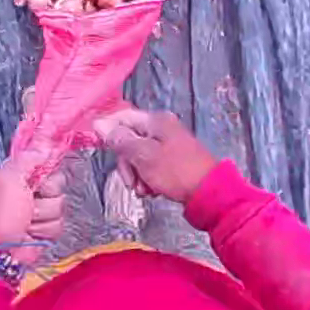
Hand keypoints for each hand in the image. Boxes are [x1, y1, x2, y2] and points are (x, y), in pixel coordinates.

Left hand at [0, 154, 66, 259]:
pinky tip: (29, 234)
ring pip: (60, 207)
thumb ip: (27, 159)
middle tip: (28, 205)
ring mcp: (39, 212)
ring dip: (42, 217)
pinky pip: (58, 225)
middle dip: (45, 198)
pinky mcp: (44, 231)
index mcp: (20, 176)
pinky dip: (43, 231)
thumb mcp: (8, 178)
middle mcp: (30, 192)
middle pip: (58, 187)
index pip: (49, 167)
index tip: (37, 184)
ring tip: (25, 223)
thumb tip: (45, 147)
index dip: (48, 176)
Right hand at [92, 107, 216, 203]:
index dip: (108, 129)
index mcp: (155, 121)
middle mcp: (161, 129)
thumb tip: (99, 124)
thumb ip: (120, 140)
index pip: (122, 117)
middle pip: (129, 139)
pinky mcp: (172, 161)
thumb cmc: (175, 171)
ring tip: (144, 190)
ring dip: (136, 174)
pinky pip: (150, 166)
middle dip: (125, 162)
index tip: (99, 146)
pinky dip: (147, 178)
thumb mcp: (143, 156)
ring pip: (138, 156)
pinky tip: (153, 190)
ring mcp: (168, 145)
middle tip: (131, 181)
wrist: (209, 193)